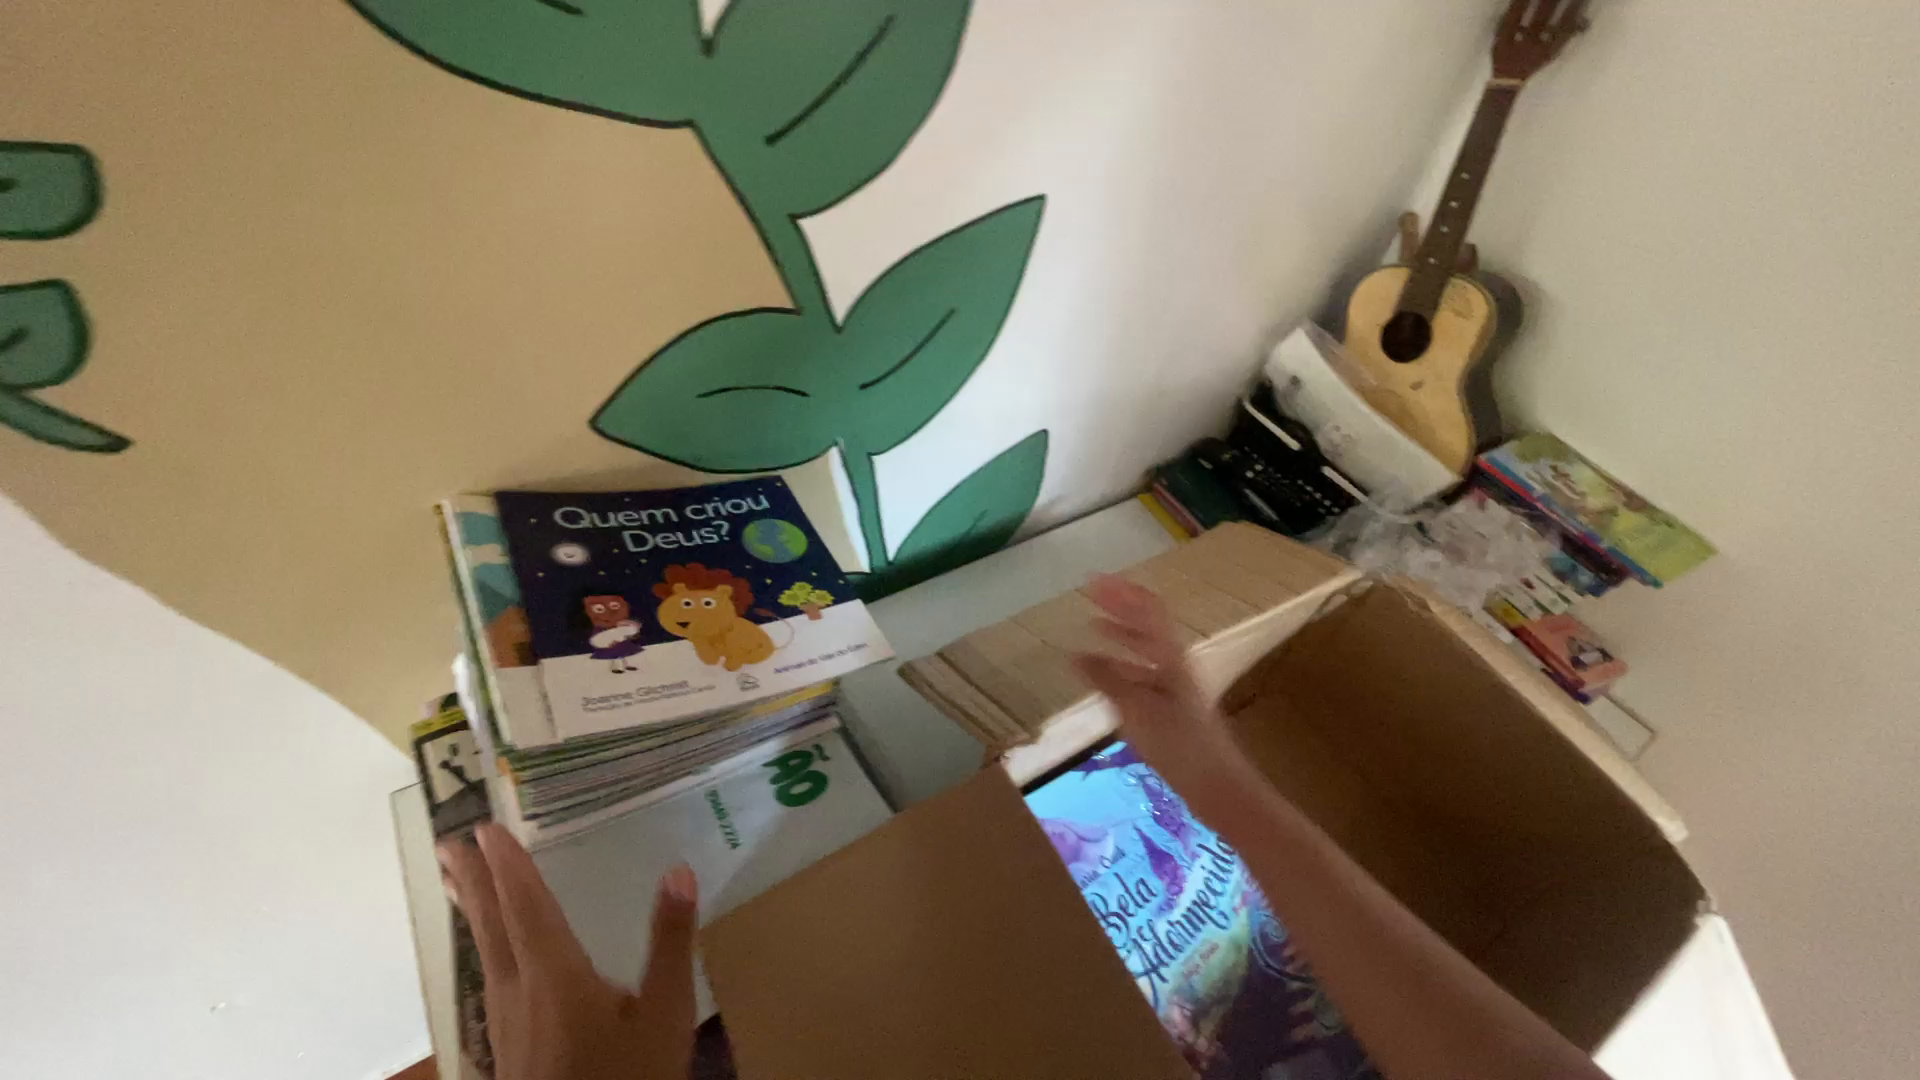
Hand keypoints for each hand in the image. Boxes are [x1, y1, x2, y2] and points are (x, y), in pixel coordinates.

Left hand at [438, 824, 698, 1079]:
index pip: (527, 909)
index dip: (509, 867)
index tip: (485, 830)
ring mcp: (508, 1027)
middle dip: (475, 884)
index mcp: (556, 978)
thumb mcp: (665, 1014)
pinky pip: (492, 977)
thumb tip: (679, 871)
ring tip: (461, 885)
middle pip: (493, 929)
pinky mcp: (509, 1051)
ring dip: (475, 912)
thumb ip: (671, 942)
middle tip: (448, 846)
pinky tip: (495, 957)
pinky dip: (487, 945)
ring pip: (486, 954)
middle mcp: (521, 995)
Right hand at [1072, 575, 1269, 829]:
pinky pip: (1143, 670)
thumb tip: (1076, 654)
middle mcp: (1175, 664)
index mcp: (1170, 657)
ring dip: (1122, 632)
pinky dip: (1123, 662)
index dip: (1121, 592)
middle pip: (1147, 624)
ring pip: (1146, 648)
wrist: (1219, 786)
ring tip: (1095, 626)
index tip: (1095, 579)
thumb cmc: (1180, 745)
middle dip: (1119, 606)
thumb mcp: (1137, 710)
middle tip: (1091, 593)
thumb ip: (1108, 680)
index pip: (1147, 611)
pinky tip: (1107, 675)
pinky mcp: (1172, 706)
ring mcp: (1175, 685)